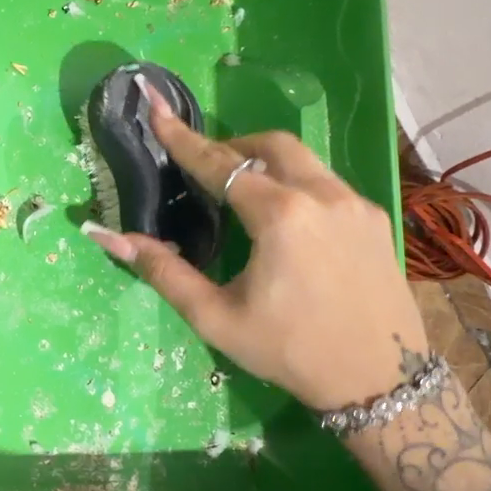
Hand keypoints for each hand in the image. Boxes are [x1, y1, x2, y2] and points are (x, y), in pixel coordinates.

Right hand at [82, 90, 426, 410]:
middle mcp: (323, 196)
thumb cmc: (288, 350)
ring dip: (265, 162)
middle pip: (272, 145)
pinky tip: (279, 216)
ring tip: (236, 189)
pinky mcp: (375, 221)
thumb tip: (110, 237)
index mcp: (280, 216)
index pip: (220, 165)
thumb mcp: (213, 317)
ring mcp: (357, 205)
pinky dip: (293, 182)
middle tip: (201, 166)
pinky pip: (325, 183)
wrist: (379, 379)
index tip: (156, 110)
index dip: (183, 139)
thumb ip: (162, 271)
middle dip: (231, 144)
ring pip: (304, 161)